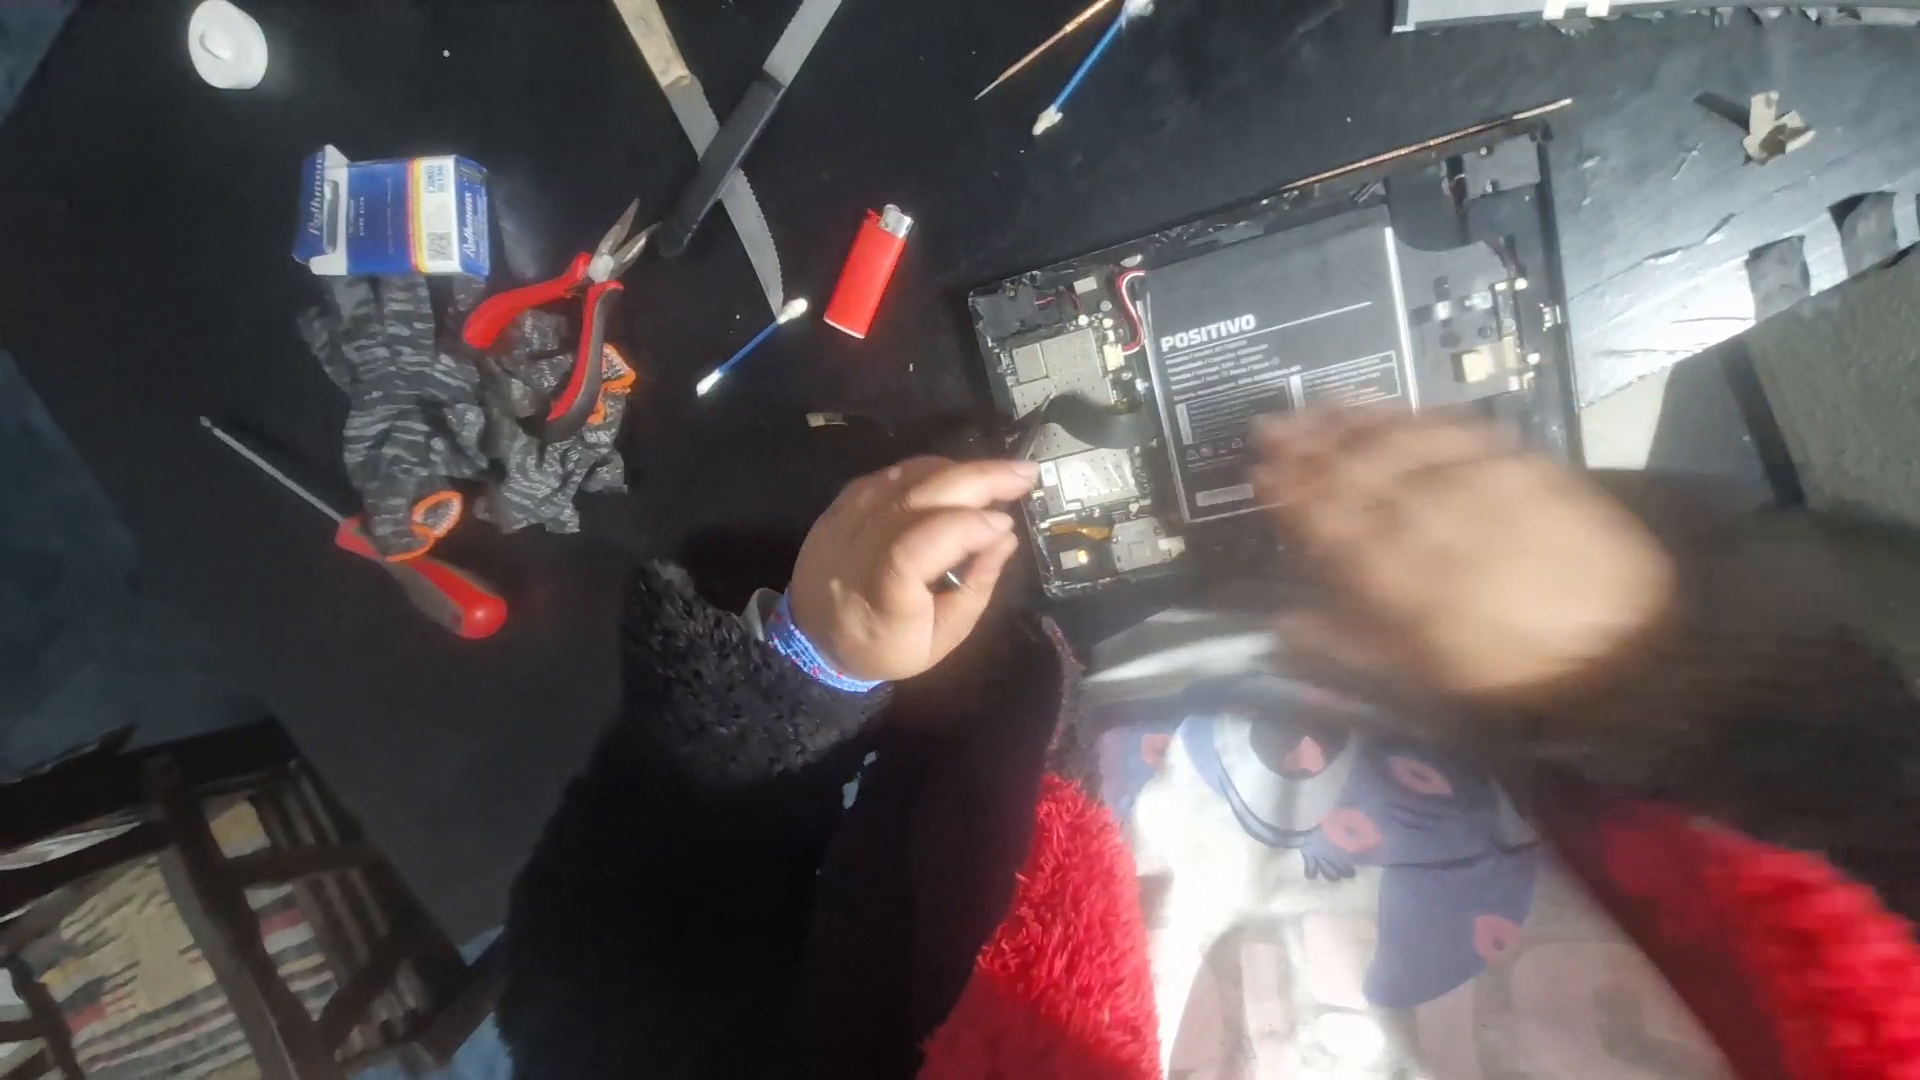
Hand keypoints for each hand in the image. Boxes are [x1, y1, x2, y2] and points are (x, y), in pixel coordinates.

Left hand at [790, 457, 1038, 682]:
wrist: (817, 640)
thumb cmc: (888, 646)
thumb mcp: (943, 638)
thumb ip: (976, 588)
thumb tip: (1005, 537)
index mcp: (879, 599)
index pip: (914, 548)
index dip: (964, 526)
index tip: (1007, 523)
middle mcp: (853, 553)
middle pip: (913, 499)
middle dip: (977, 480)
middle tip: (1024, 474)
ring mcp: (840, 524)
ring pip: (902, 479)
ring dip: (957, 469)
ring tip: (999, 473)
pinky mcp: (837, 507)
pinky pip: (887, 475)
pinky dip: (928, 469)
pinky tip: (958, 474)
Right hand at [1254, 410, 1675, 704]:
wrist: (1628, 644)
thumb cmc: (1506, 666)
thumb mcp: (1417, 674)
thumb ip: (1342, 644)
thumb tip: (1280, 622)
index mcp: (1399, 579)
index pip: (1328, 521)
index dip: (1289, 493)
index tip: (1259, 473)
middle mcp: (1431, 525)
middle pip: (1356, 473)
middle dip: (1305, 445)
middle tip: (1268, 424)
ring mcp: (1479, 489)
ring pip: (1399, 445)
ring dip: (1348, 423)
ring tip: (1312, 405)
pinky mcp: (1521, 467)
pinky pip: (1456, 432)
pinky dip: (1413, 416)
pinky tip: (1385, 409)